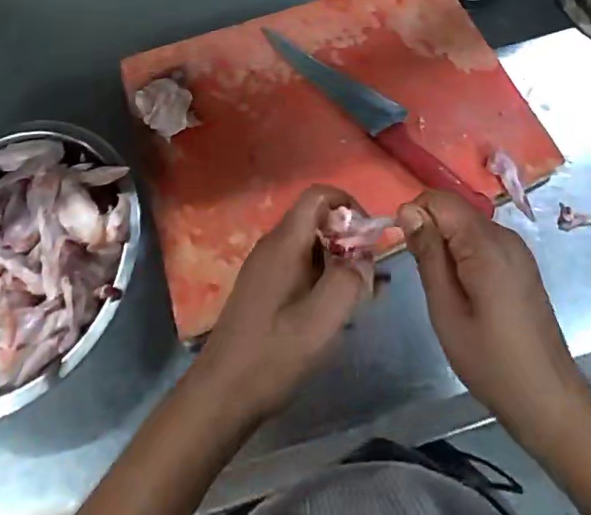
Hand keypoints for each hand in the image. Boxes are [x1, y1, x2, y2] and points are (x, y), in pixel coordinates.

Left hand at [190, 186, 372, 421]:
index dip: (348, 204)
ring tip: (358, 297)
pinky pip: (298, 265)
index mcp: (284, 243)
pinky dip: (321, 276)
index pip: (318, 195)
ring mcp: (264, 267)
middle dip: (348, 238)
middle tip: (370, 274)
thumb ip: (349, 281)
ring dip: (337, 261)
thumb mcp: (321, 322)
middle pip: (315, 219)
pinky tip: (332, 311)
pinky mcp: (261, 288)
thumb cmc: (272, 355)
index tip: (369, 237)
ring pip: (309, 245)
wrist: (220, 395)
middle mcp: (272, 246)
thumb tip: (364, 258)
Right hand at [399, 189, 587, 433]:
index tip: (406, 248)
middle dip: (431, 230)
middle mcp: (505, 235)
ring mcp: (517, 248)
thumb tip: (408, 211)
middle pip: (455, 210)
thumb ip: (427, 255)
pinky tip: (465, 291)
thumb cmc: (490, 359)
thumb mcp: (446, 309)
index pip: (440, 200)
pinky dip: (465, 253)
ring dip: (447, 243)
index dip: (415, 214)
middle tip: (423, 274)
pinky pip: (484, 241)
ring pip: (468, 225)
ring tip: (443, 287)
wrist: (547, 396)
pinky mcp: (521, 263)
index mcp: (486, 243)